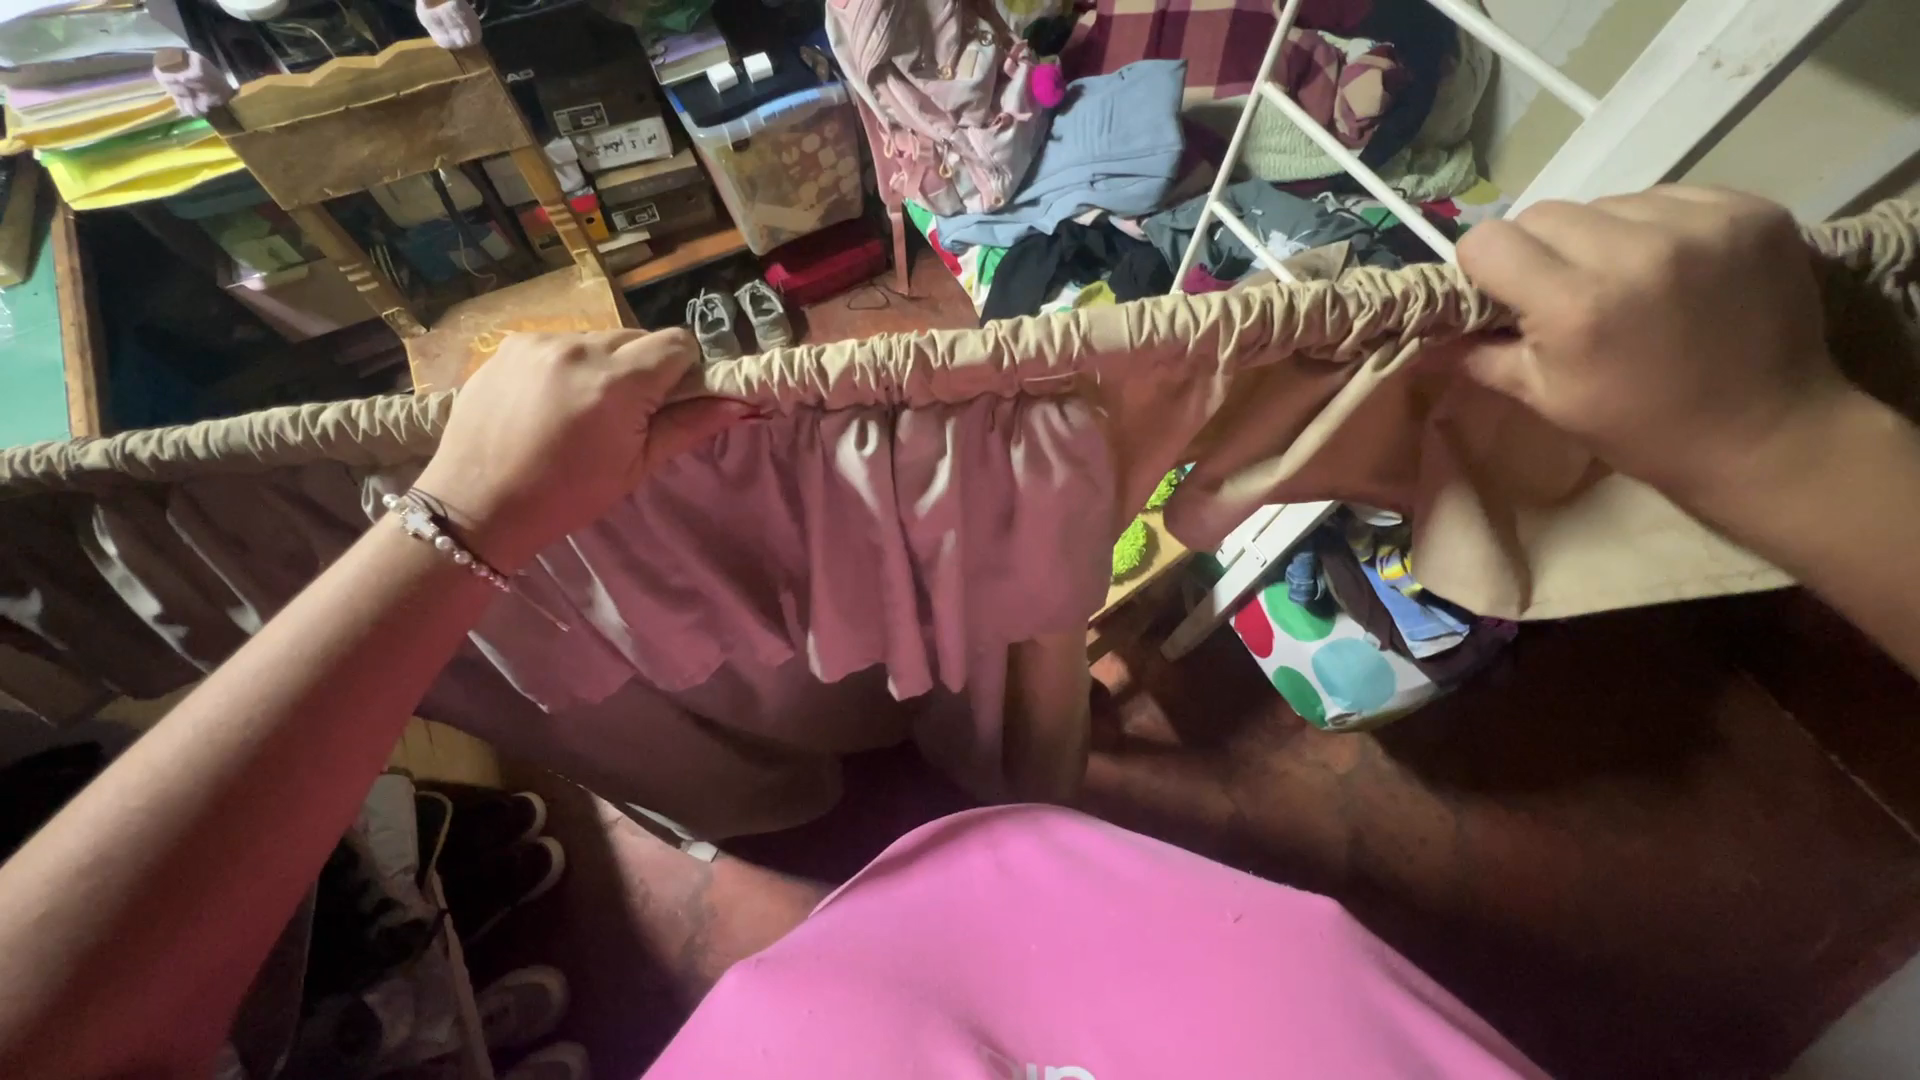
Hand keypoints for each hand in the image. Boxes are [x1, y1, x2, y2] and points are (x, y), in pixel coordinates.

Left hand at [414, 329, 748, 568]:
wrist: (476, 504)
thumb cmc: (569, 495)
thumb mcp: (638, 467)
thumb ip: (689, 426)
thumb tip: (740, 404)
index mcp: (616, 382)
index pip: (678, 343)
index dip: (686, 370)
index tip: (673, 401)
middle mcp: (578, 347)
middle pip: (640, 337)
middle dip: (647, 367)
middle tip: (631, 413)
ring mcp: (539, 341)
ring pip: (601, 338)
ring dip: (609, 364)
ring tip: (587, 409)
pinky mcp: (510, 344)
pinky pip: (563, 343)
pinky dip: (572, 365)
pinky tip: (554, 401)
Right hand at [1455, 186, 1850, 502]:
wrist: (1764, 430)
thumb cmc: (1635, 425)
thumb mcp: (1541, 397)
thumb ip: (1476, 355)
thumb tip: (1427, 336)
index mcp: (1574, 303)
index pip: (1488, 241)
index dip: (1481, 267)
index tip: (1497, 293)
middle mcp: (1635, 249)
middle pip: (1541, 214)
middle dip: (1533, 250)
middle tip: (1554, 290)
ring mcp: (1701, 223)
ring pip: (1603, 202)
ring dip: (1593, 236)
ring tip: (1618, 279)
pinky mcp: (1750, 210)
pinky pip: (1664, 197)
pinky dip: (1649, 226)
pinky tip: (1665, 266)